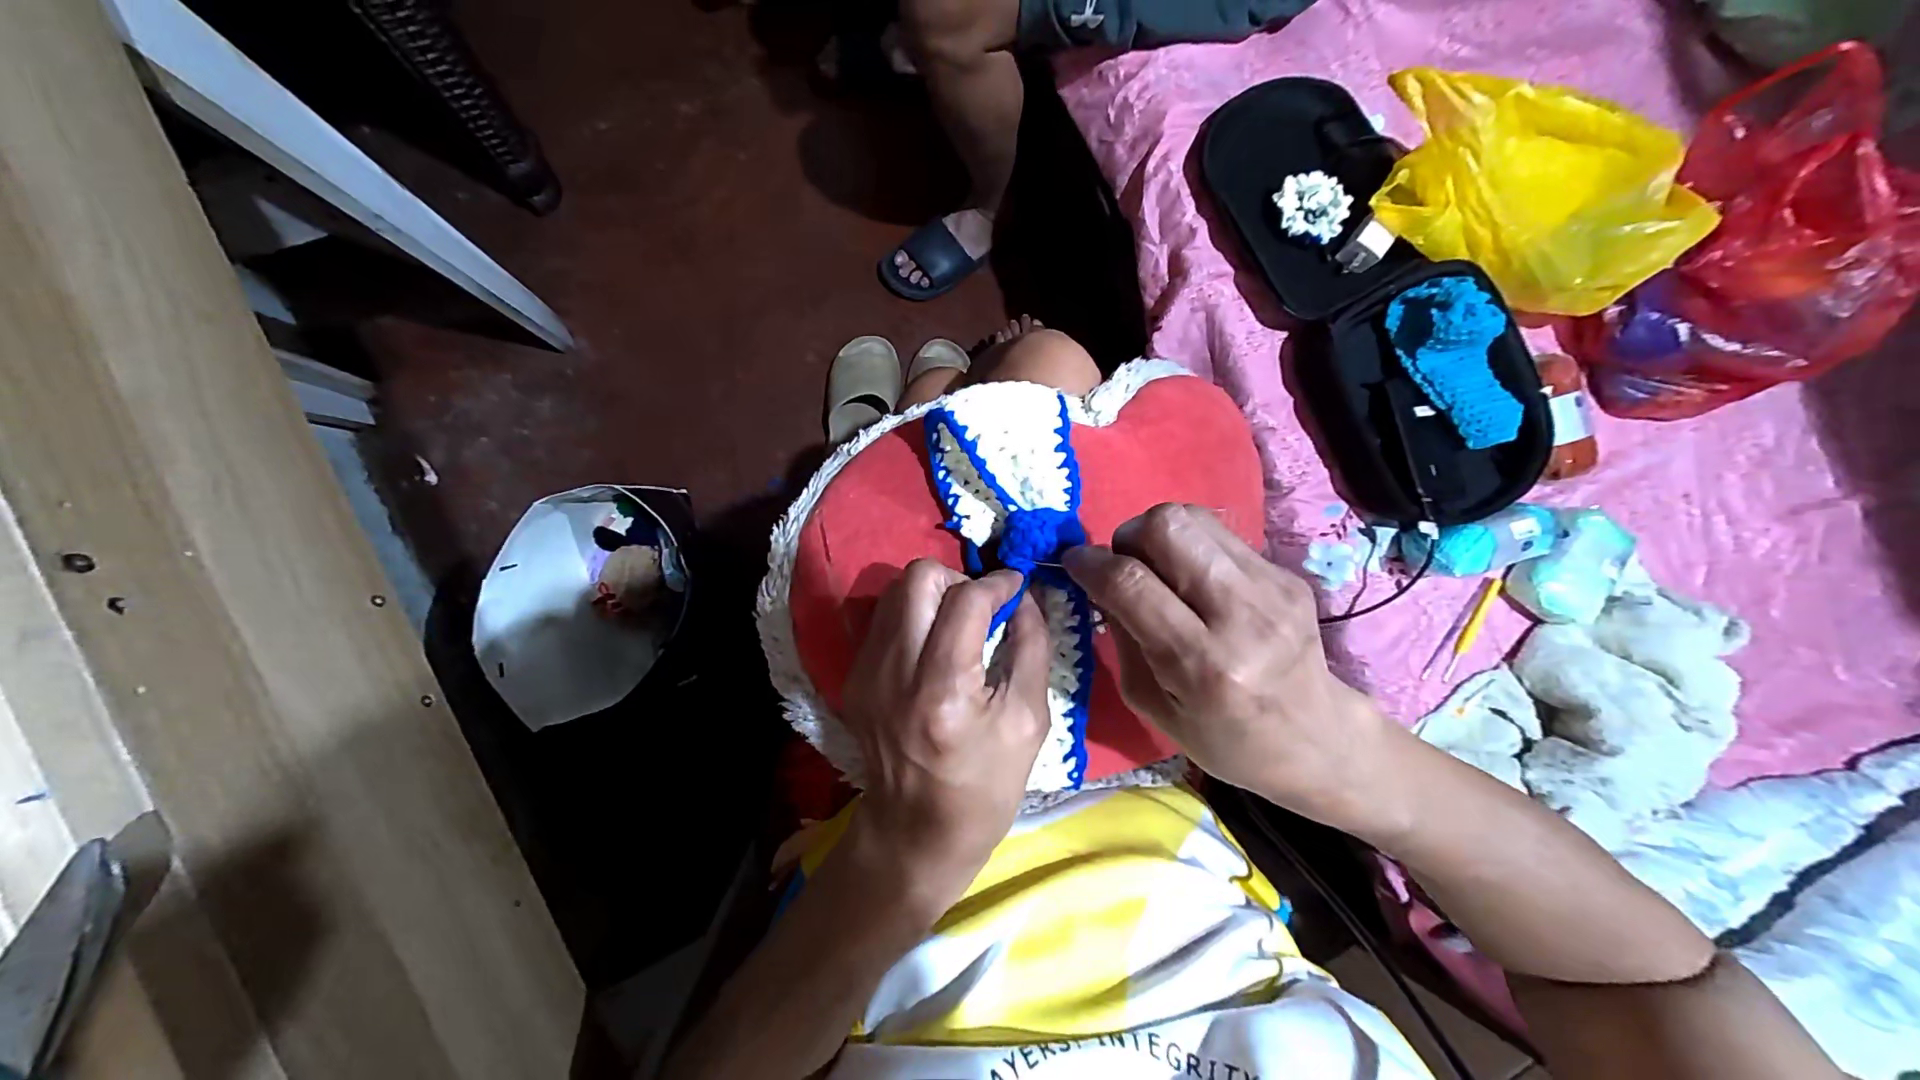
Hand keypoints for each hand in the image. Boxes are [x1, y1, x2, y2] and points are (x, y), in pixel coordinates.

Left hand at [840, 560, 1051, 914]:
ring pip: (895, 592)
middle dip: (957, 578)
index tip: (1016, 584)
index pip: (967, 600)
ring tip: (958, 623)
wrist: (915, 832)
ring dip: (933, 595)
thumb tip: (1022, 596)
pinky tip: (934, 647)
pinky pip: (884, 620)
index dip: (998, 582)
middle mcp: (894, 671)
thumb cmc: (985, 786)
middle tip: (981, 604)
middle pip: (917, 578)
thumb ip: (1030, 646)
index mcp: (944, 689)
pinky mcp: (854, 677)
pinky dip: (913, 618)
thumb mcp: (1029, 720)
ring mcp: (865, 673)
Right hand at [1063, 504, 1394, 832]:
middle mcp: (1242, 617)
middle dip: (1127, 536)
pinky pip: (1219, 533)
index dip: (1090, 563)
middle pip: (1168, 526)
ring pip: (1194, 517)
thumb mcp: (1151, 704)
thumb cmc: (1222, 737)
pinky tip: (1193, 578)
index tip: (1073, 562)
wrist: (1314, 739)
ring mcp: (1272, 589)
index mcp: (1202, 665)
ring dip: (1158, 534)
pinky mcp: (1287, 574)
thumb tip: (1099, 580)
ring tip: (1156, 567)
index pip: (1132, 584)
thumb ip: (1122, 637)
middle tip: (1123, 564)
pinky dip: (1190, 546)